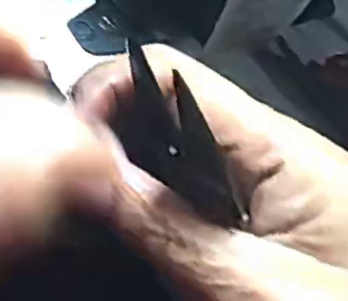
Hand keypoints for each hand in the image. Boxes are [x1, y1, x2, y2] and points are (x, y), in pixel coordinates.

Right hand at [74, 47, 347, 300]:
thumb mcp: (262, 290)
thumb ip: (167, 224)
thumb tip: (80, 167)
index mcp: (283, 149)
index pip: (165, 69)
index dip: (103, 85)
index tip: (63, 134)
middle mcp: (271, 153)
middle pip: (156, 102)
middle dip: (106, 128)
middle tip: (68, 173)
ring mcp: (267, 187)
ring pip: (161, 143)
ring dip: (120, 163)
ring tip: (90, 199)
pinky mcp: (260, 220)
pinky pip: (181, 183)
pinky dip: (144, 193)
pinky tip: (127, 220)